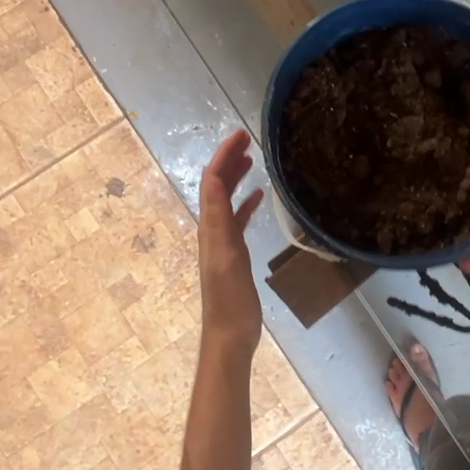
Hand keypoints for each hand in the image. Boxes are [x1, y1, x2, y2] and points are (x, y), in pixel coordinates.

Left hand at [198, 130, 266, 361]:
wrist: (229, 334)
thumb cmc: (230, 299)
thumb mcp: (226, 256)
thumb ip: (218, 219)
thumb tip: (212, 179)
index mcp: (210, 226)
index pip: (213, 181)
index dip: (224, 155)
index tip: (241, 135)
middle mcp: (212, 229)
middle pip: (217, 185)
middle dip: (229, 159)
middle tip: (248, 139)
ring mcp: (223, 241)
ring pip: (226, 199)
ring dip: (236, 176)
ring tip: (252, 158)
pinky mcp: (234, 253)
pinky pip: (237, 219)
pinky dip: (246, 203)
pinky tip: (259, 196)